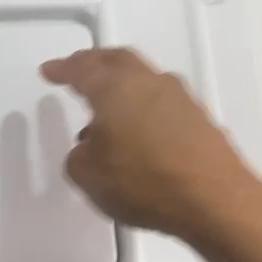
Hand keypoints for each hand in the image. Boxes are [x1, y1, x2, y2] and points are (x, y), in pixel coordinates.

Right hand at [37, 48, 259, 237]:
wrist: (213, 201)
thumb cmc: (141, 182)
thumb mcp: (86, 175)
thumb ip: (79, 155)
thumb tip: (91, 148)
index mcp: (116, 90)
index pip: (83, 70)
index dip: (63, 69)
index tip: (49, 70)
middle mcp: (149, 85)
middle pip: (119, 60)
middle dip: (94, 61)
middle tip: (77, 67)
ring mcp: (180, 100)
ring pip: (143, 80)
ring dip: (120, 87)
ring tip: (103, 110)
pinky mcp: (198, 121)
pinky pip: (160, 103)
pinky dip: (140, 108)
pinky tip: (132, 133)